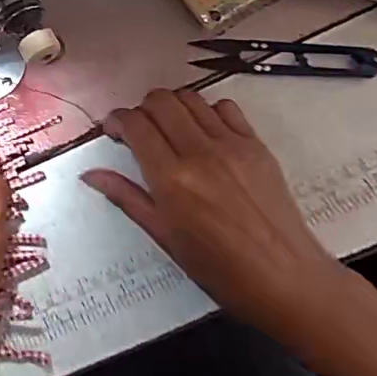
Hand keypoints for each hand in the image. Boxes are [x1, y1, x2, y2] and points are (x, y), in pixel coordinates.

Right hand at [81, 88, 354, 345]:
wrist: (285, 278)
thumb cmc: (219, 268)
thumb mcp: (164, 236)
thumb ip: (126, 197)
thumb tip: (90, 174)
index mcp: (171, 179)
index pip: (135, 124)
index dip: (116, 119)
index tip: (113, 131)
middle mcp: (199, 152)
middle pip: (160, 101)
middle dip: (141, 109)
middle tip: (139, 131)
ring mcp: (231, 144)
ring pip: (190, 97)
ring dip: (172, 107)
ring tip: (169, 129)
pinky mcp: (256, 144)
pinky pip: (225, 107)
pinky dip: (206, 111)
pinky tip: (204, 133)